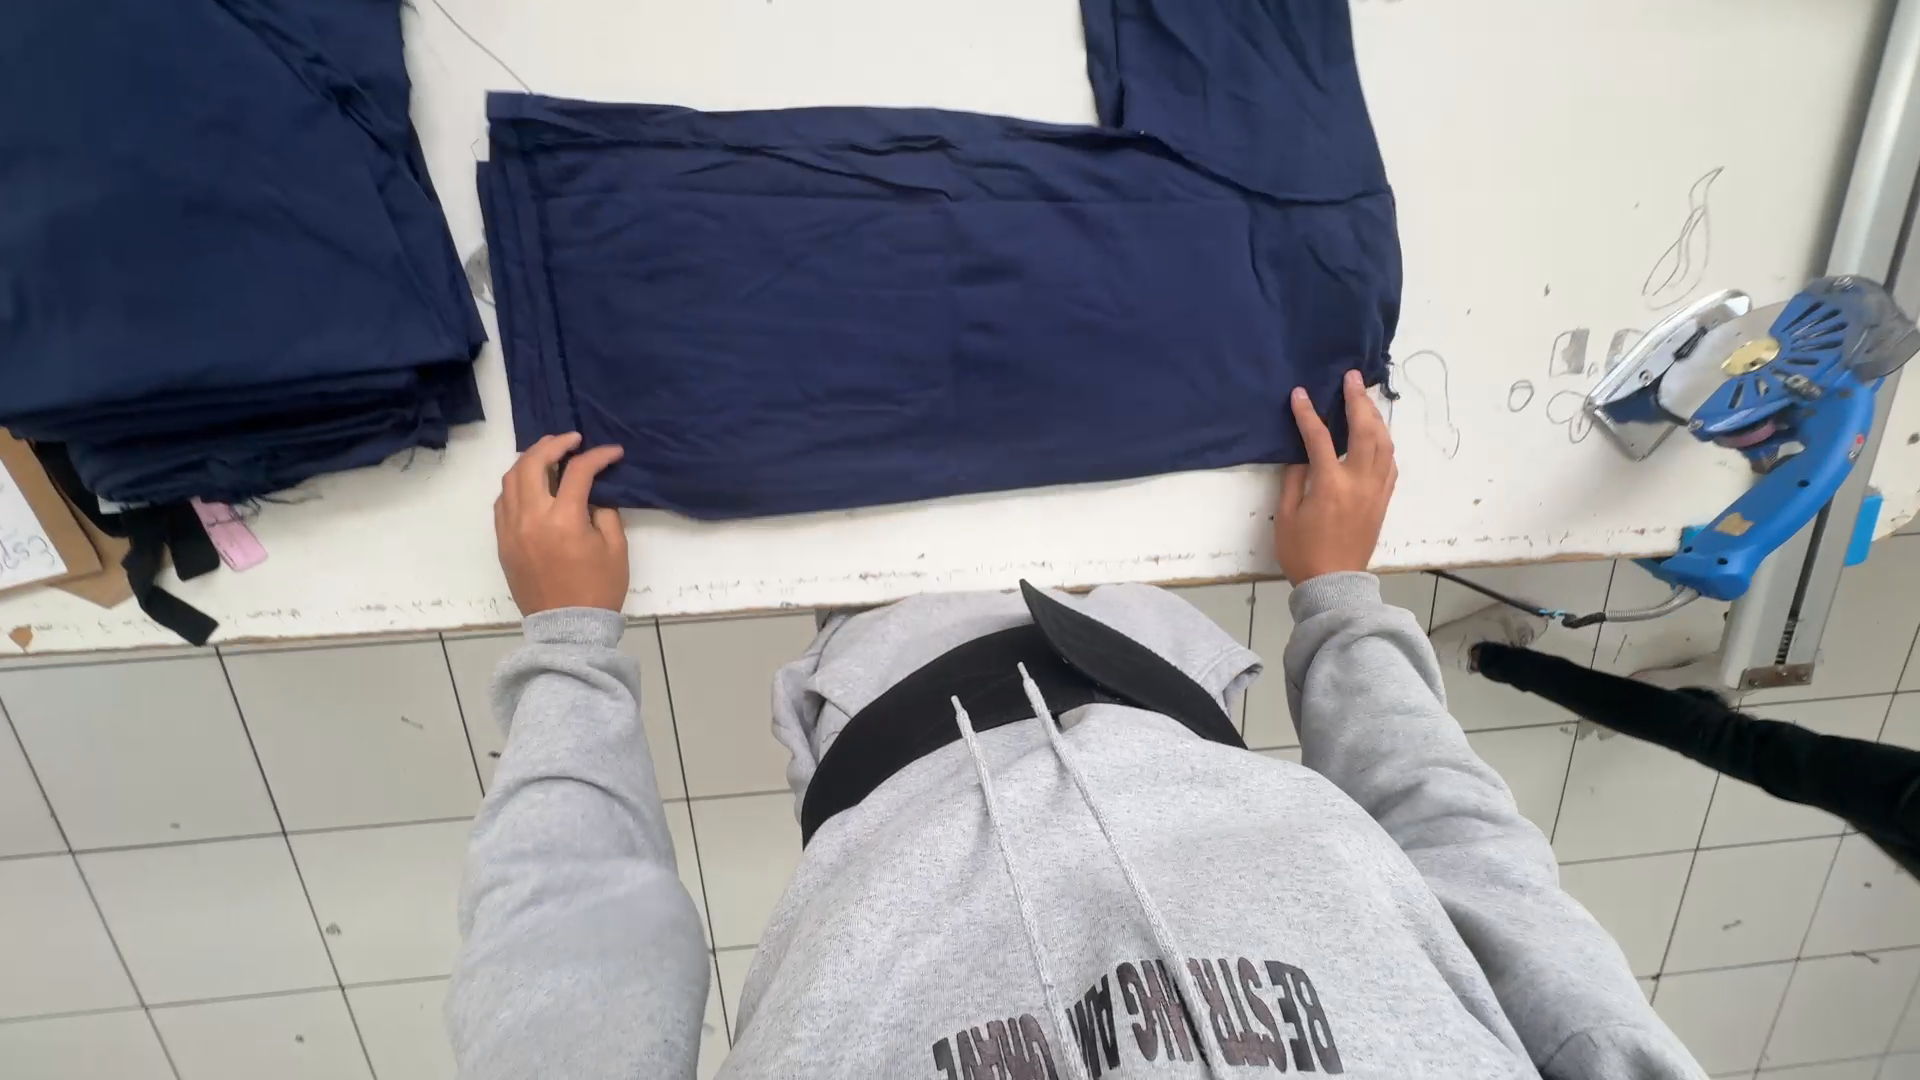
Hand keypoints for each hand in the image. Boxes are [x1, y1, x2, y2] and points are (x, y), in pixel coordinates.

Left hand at [494, 432, 628, 615]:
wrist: (568, 626)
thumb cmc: (599, 588)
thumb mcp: (615, 548)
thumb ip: (604, 513)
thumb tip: (591, 496)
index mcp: (563, 519)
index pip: (578, 472)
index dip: (598, 456)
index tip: (614, 452)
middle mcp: (530, 517)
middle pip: (531, 464)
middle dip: (552, 445)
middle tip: (572, 439)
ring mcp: (511, 529)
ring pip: (510, 480)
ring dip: (529, 460)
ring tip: (548, 455)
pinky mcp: (503, 541)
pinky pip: (502, 502)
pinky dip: (517, 485)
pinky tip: (533, 484)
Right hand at [1274, 369, 1396, 583]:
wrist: (1333, 583)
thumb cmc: (1301, 552)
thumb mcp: (1286, 515)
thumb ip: (1294, 480)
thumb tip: (1302, 455)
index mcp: (1331, 486)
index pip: (1321, 439)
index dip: (1309, 414)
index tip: (1300, 394)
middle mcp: (1360, 483)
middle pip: (1365, 431)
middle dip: (1357, 401)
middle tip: (1351, 378)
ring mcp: (1377, 490)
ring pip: (1385, 443)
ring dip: (1375, 417)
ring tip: (1364, 398)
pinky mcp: (1384, 499)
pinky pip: (1390, 463)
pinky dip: (1384, 442)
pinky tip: (1376, 434)